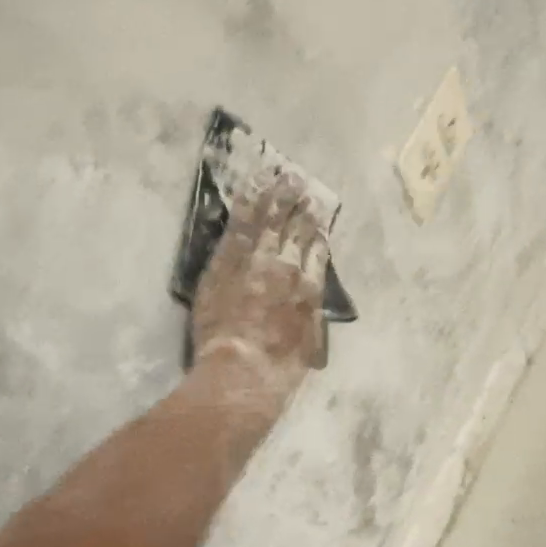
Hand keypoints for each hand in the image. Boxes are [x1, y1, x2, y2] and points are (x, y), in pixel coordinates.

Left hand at [191, 172, 327, 395]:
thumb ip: (309, 317)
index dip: (317, 230)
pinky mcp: (226, 261)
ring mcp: (256, 260)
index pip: (317, 251)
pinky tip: (251, 186)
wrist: (243, 369)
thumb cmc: (278, 370)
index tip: (318, 216)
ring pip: (268, 219)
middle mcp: (287, 268)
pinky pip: (238, 224)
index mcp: (309, 290)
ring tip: (280, 176)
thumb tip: (309, 304)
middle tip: (300, 183)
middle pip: (294, 228)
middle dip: (298, 204)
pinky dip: (247, 203)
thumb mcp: (308, 345)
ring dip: (275, 195)